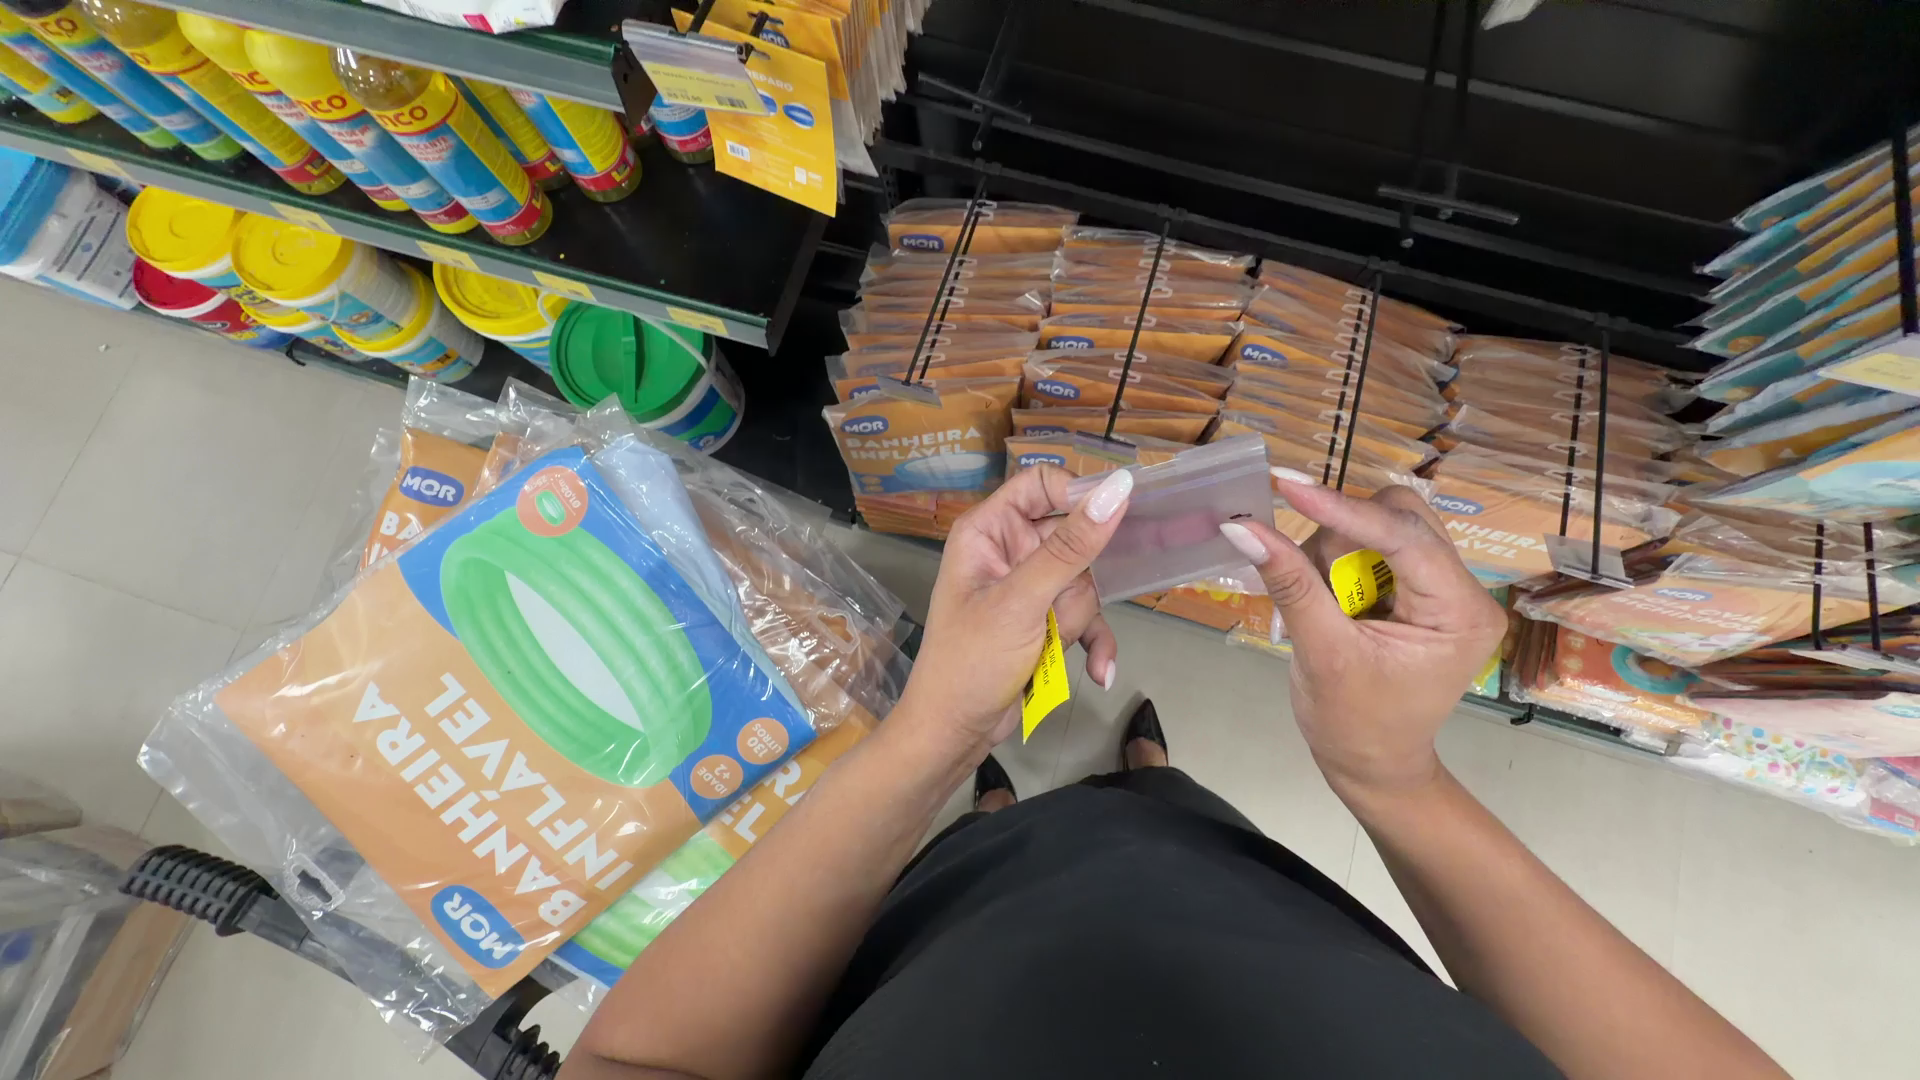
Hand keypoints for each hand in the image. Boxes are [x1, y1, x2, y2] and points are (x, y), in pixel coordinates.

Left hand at [898, 465, 1132, 757]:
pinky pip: (1086, 618)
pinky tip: (1099, 672)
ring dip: (1077, 621)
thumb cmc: (972, 661)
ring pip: (1084, 583)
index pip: (1042, 485)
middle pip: (1073, 540)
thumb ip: (1071, 546)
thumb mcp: (1022, 602)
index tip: (1114, 522)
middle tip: (1055, 615)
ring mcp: (1027, 588)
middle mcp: (1008, 551)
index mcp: (988, 531)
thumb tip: (1118, 488)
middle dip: (1075, 586)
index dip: (1078, 496)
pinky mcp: (1043, 621)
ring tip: (1048, 648)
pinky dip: (1092, 643)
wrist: (954, 732)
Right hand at [1218, 476, 1506, 801]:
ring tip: (1316, 603)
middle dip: (1341, 534)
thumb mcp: (1320, 653)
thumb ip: (1289, 584)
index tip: (1287, 486)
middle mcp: (1461, 589)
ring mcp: (1438, 587)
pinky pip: (1368, 545)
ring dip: (1333, 549)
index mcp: (1460, 611)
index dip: (1342, 509)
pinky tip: (1324, 599)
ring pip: (1381, 525)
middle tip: (1307, 574)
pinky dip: (1333, 561)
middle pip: (1399, 517)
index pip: (1404, 537)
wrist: (1368, 762)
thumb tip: (1242, 528)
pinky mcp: (1412, 589)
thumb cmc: (1353, 722)